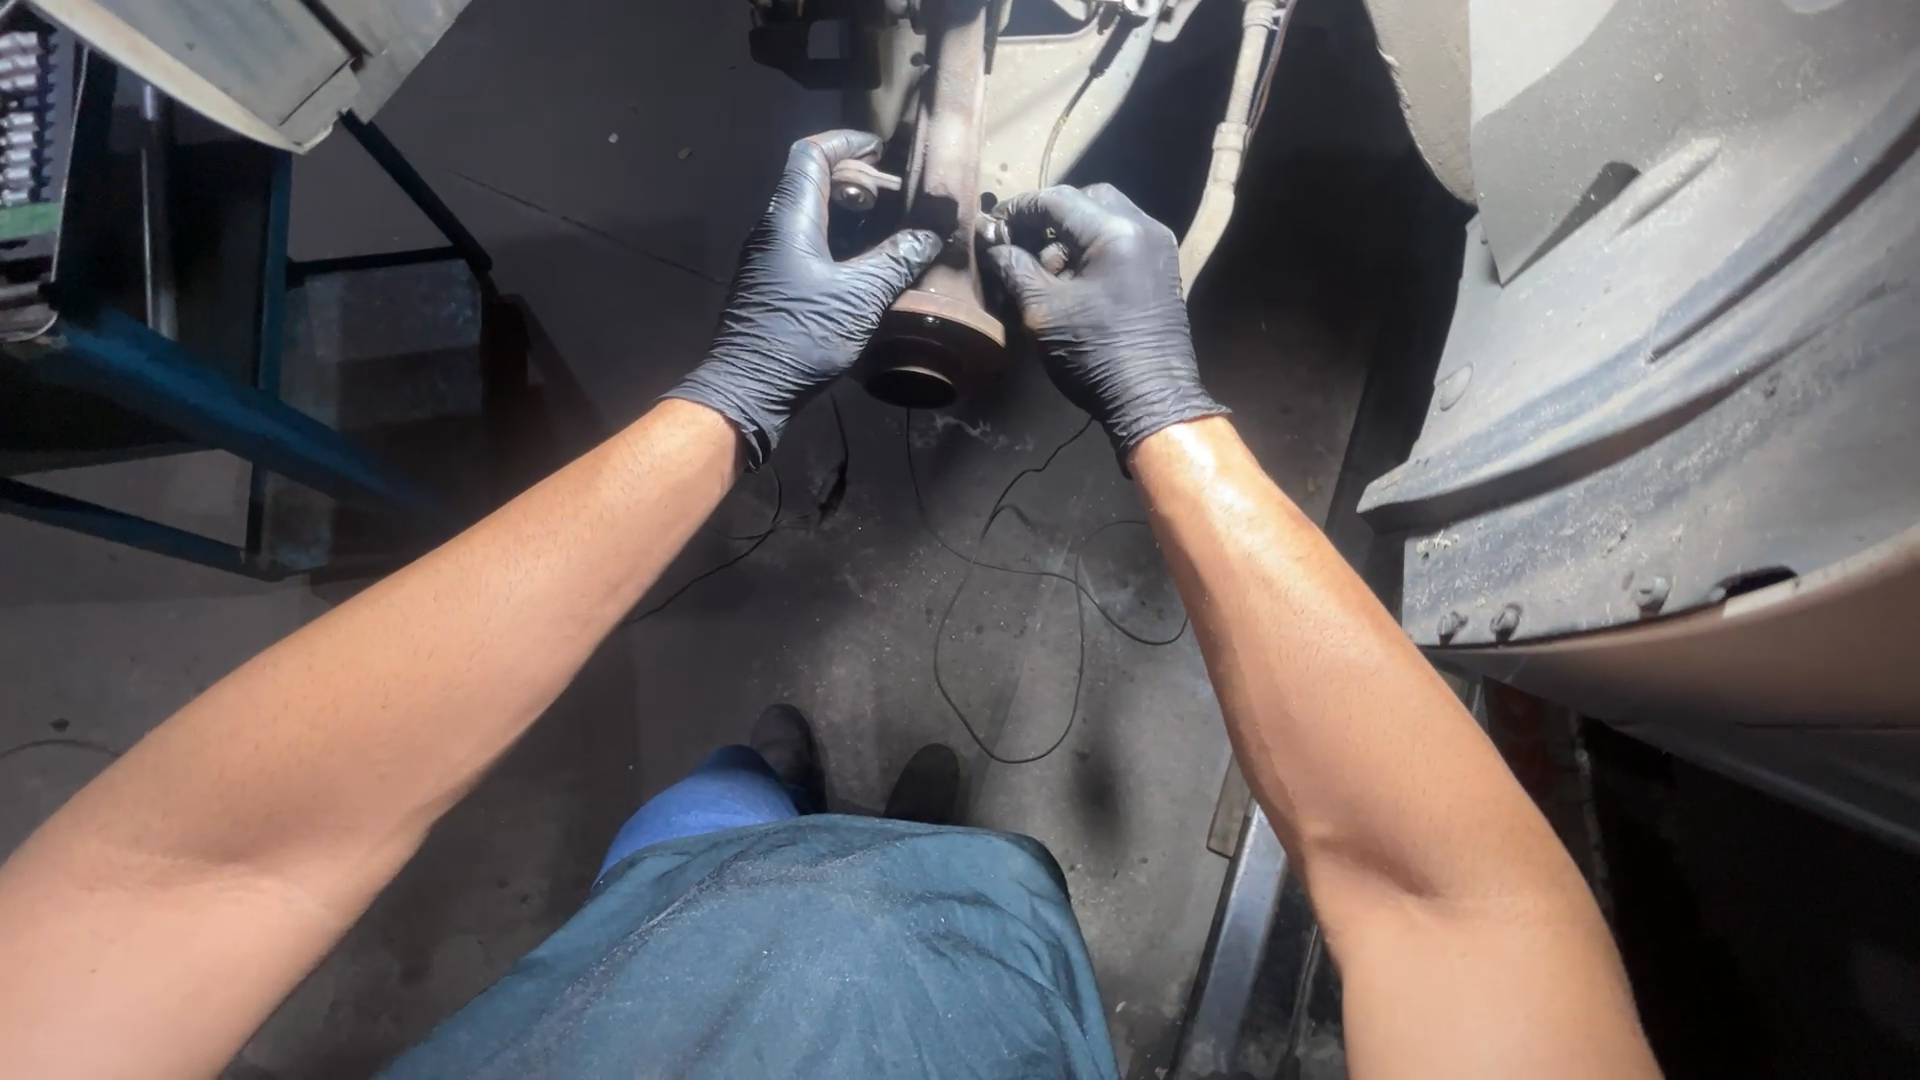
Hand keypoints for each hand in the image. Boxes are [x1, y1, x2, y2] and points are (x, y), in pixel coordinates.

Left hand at [668, 130, 941, 467]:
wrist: (749, 389)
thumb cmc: (801, 336)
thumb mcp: (860, 297)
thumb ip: (897, 260)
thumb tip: (932, 232)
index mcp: (790, 218)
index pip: (812, 155)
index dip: (846, 142)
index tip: (879, 146)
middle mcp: (773, 231)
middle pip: (812, 185)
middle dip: (855, 182)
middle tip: (894, 197)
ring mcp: (769, 261)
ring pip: (811, 221)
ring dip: (848, 219)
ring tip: (888, 232)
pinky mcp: (772, 289)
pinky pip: (807, 250)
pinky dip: (838, 247)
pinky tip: (865, 271)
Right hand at [982, 183, 1226, 463]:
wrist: (1149, 398)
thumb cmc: (1093, 355)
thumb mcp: (1042, 311)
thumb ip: (1014, 268)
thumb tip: (992, 242)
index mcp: (1115, 232)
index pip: (1058, 199)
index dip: (1020, 209)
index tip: (995, 227)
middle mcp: (1144, 228)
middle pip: (1088, 200)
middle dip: (1050, 218)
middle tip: (1021, 244)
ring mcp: (1159, 249)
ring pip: (1107, 220)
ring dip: (1072, 234)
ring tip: (1046, 270)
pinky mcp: (1162, 271)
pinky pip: (1123, 242)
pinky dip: (1094, 250)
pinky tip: (1073, 281)